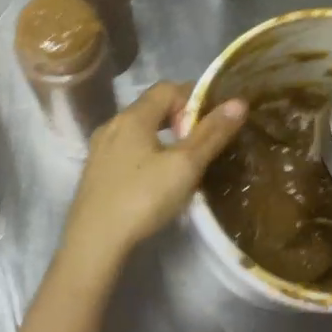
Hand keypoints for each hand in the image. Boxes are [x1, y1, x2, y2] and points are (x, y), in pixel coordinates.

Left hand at [58, 83, 246, 273]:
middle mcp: (112, 125)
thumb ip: (211, 134)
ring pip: (137, 132)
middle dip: (179, 120)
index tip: (211, 125)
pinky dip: (145, 156)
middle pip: (151, 108)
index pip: (167, 88)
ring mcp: (99, 150)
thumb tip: (238, 102)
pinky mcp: (94, 173)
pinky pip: (126, 152)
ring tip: (181, 166)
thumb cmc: (142, 198)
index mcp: (133, 117)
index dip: (193, 98)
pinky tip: (154, 183)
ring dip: (162, 139)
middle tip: (200, 146)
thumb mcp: (185, 166)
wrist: (93, 243)